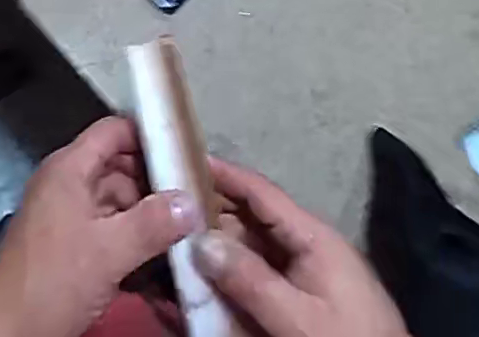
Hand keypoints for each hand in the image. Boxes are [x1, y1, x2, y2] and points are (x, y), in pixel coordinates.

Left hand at [0, 117, 201, 336]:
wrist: (12, 326)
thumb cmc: (54, 276)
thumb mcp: (108, 249)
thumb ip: (151, 223)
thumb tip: (190, 201)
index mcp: (70, 167)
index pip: (112, 132)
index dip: (147, 135)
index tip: (184, 153)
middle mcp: (69, 182)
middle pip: (120, 169)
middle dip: (156, 187)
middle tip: (198, 203)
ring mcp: (69, 214)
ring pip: (119, 205)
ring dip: (150, 222)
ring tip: (189, 238)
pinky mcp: (73, 246)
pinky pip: (111, 233)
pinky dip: (135, 245)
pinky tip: (164, 269)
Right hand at [194, 157, 407, 336]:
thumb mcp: (301, 322)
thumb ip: (250, 279)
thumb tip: (197, 238)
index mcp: (314, 238)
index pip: (259, 191)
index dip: (220, 172)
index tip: (178, 158)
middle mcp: (308, 249)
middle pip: (248, 221)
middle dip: (208, 216)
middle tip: (164, 212)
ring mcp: (305, 280)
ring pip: (249, 252)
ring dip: (215, 251)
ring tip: (173, 248)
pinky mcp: (302, 306)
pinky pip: (258, 282)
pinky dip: (230, 280)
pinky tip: (202, 288)